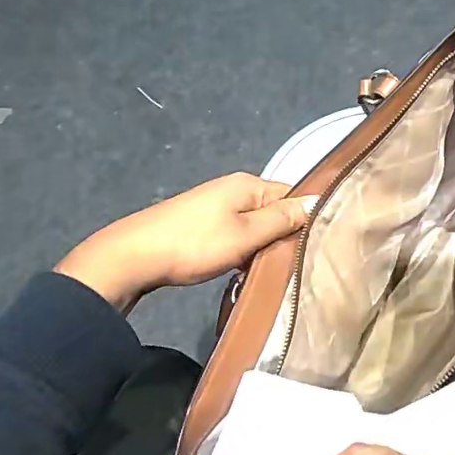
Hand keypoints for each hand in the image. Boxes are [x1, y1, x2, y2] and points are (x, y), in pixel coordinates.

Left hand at [55, 172, 314, 311]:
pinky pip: (237, 232)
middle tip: (294, 264)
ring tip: (269, 270)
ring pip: (256, 224)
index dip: (308, 218)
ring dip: (263, 245)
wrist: (134, 257)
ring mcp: (216, 204)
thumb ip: (282, 219)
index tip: (320, 245)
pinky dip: (243, 249)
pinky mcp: (203, 222)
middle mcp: (235, 188)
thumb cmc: (195, 244)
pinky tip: (242, 268)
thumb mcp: (245, 235)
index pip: (294, 194)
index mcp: (249, 184)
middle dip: (285, 235)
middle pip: (275, 209)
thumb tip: (318, 202)